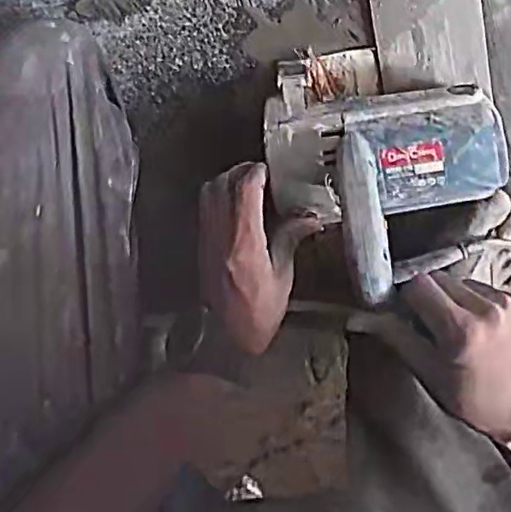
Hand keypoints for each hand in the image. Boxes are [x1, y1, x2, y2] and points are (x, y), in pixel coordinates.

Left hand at [199, 162, 321, 355]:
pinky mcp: (200, 245)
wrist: (224, 340)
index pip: (245, 191)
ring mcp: (206, 238)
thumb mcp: (282, 276)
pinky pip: (204, 208)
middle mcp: (220, 235)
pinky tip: (233, 206)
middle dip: (240, 171)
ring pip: (208, 193)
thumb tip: (310, 217)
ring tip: (245, 184)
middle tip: (258, 172)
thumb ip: (290, 239)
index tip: (268, 170)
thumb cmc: (257, 314)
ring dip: (225, 181)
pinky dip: (217, 196)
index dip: (256, 173)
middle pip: (222, 184)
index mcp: (245, 242)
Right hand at [375, 272, 510, 438]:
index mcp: (461, 329)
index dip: (407, 297)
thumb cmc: (464, 398)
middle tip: (426, 322)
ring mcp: (504, 303)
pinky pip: (476, 286)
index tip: (405, 313)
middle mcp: (486, 310)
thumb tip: (360, 314)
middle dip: (426, 295)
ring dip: (447, 295)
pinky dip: (467, 299)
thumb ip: (393, 333)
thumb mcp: (424, 369)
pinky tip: (470, 323)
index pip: (418, 285)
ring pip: (455, 279)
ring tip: (451, 325)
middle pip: (437, 278)